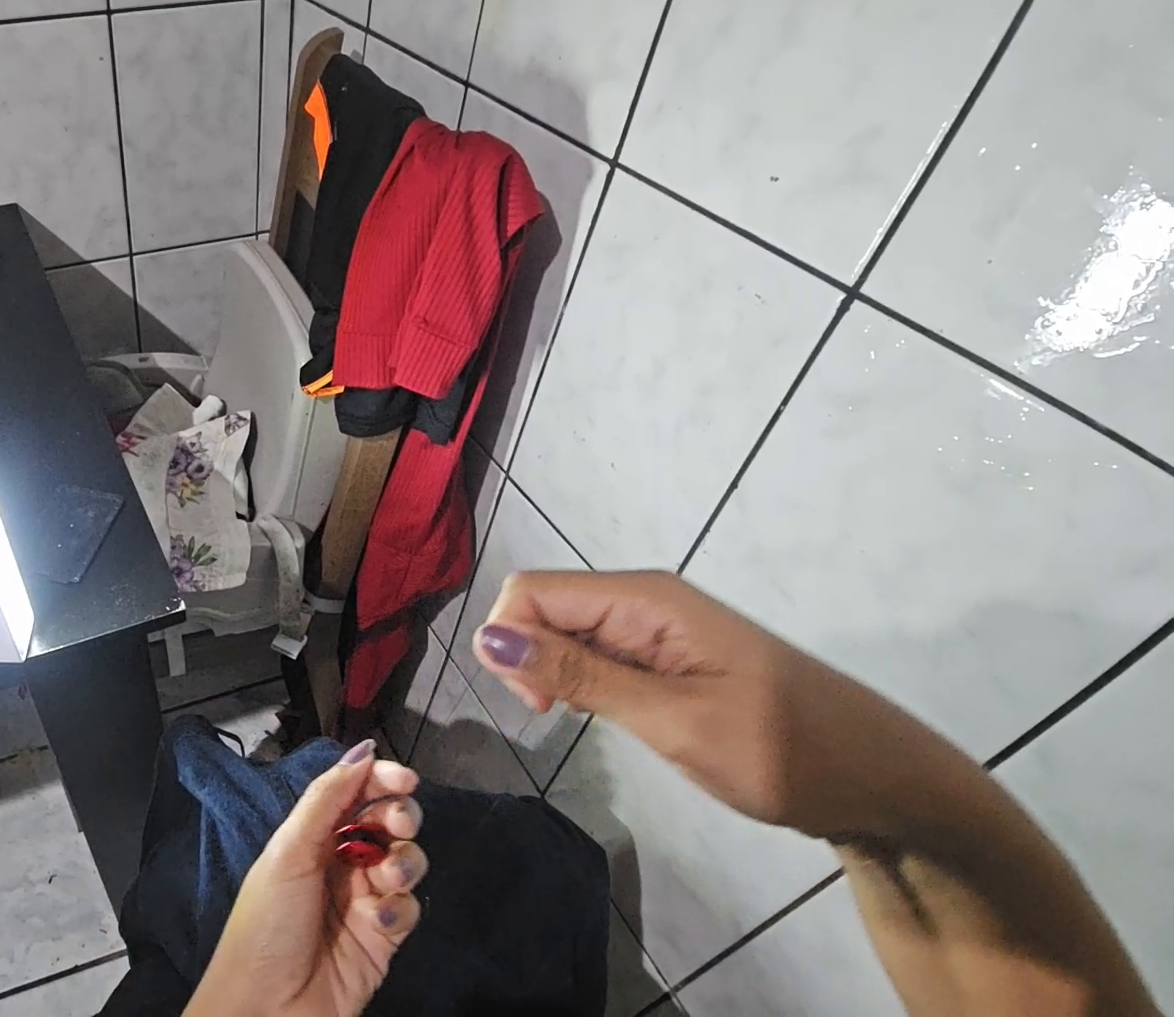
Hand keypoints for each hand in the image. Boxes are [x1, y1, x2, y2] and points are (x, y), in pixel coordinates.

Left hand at [185, 739, 427, 1016]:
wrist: (268, 1010)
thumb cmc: (267, 924)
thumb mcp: (289, 850)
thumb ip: (327, 798)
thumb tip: (362, 750)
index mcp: (312, 834)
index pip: (354, 792)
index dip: (381, 779)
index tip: (403, 776)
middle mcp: (340, 860)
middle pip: (387, 821)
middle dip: (399, 815)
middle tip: (396, 824)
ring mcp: (364, 899)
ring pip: (405, 860)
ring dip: (404, 861)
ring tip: (385, 879)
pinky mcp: (384, 937)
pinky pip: (409, 908)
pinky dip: (400, 910)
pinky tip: (379, 924)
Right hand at [471, 570, 975, 840]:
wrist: (889, 785)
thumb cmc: (788, 754)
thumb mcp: (675, 721)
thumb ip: (579, 676)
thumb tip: (487, 638)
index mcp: (644, 598)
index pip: (531, 591)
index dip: (511, 641)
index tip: (541, 705)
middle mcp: (641, 599)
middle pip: (541, 605)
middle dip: (527, 657)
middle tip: (562, 716)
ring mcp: (652, 625)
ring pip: (561, 630)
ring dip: (553, 672)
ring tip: (593, 720)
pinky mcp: (660, 653)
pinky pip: (591, 650)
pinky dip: (580, 681)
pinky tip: (611, 713)